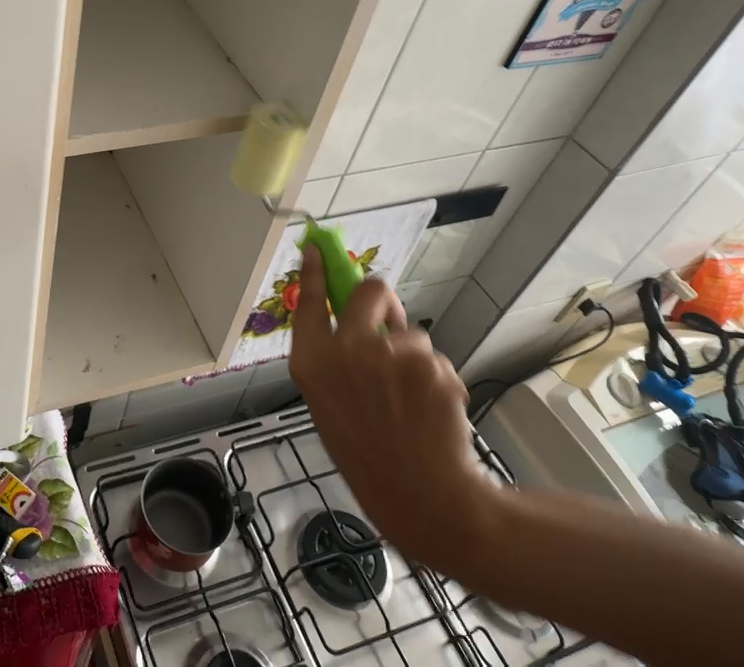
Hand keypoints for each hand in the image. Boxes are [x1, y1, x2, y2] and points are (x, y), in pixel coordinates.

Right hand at [288, 246, 500, 568]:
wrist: (422, 496)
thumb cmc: (367, 455)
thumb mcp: (328, 404)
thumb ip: (333, 360)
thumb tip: (356, 321)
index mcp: (311, 362)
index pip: (309, 301)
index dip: (315, 271)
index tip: (319, 247)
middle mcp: (346, 349)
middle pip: (370, 290)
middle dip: (383, 301)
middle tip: (389, 323)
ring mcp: (390, 355)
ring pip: (410, 332)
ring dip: (412, 355)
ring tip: (410, 400)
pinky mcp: (430, 364)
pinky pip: (434, 358)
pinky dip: (434, 377)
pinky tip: (430, 410)